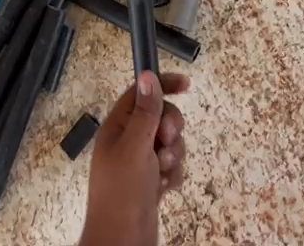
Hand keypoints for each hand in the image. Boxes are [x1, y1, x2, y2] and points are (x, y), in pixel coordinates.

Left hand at [79, 71, 188, 245]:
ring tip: (164, 172)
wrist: (123, 243)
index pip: (141, 93)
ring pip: (170, 142)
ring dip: (173, 155)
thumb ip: (146, 111)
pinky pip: (172, 166)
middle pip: (160, 117)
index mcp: (117, 127)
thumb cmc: (123, 191)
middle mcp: (128, 141)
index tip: (187, 85)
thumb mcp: (135, 146)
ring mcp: (140, 163)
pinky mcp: (151, 182)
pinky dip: (173, 174)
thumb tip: (147, 74)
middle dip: (171, 128)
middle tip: (167, 141)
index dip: (163, 85)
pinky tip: (166, 188)